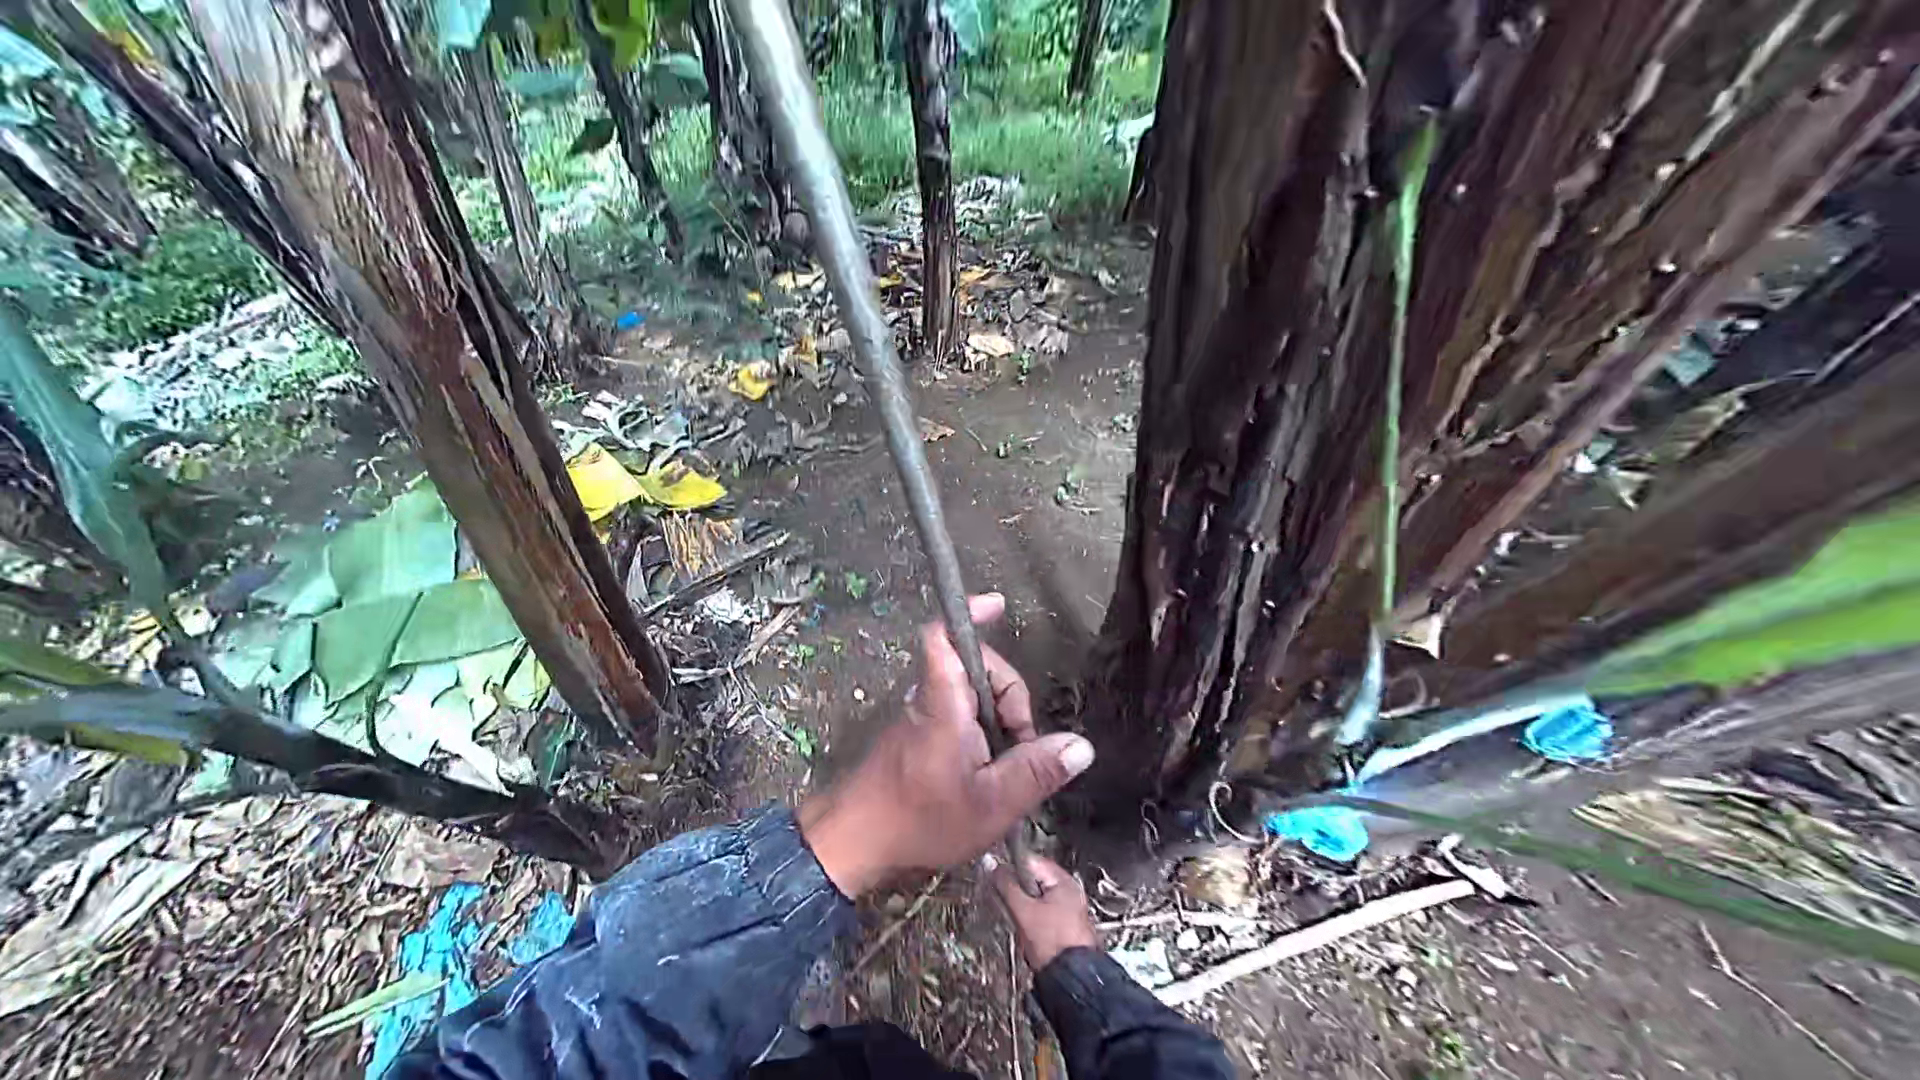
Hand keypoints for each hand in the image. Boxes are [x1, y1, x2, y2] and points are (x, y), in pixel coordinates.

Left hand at [798, 593, 1095, 897]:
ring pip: (974, 695)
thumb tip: (1081, 746)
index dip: (969, 613)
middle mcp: (931, 697)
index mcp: (945, 701)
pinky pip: (961, 714)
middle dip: (1011, 700)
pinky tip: (986, 772)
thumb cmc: (921, 820)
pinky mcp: (921, 732)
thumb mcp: (992, 804)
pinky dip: (982, 733)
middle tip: (1020, 749)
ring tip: (1003, 771)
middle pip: (979, 668)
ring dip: (999, 723)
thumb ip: (1037, 771)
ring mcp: (924, 714)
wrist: (857, 842)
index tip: (997, 607)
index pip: (946, 636)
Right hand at [985, 853, 1098, 970]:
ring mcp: (1070, 907)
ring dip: (1025, 904)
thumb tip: (993, 865)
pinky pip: (1044, 910)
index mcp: (1064, 881)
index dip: (1012, 867)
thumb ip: (1007, 886)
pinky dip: (1034, 915)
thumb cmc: (1052, 944)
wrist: (1072, 980)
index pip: (1031, 861)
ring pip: (1038, 896)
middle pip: (1035, 878)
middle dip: (1019, 889)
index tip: (997, 877)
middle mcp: (1070, 890)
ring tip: (1022, 919)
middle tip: (1010, 902)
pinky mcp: (1066, 924)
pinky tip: (1030, 929)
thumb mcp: (1023, 911)